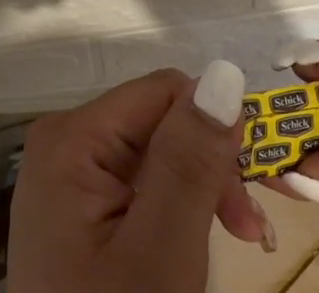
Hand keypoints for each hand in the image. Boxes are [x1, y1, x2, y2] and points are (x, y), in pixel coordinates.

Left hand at [7, 62, 275, 292]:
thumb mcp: (161, 247)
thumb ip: (189, 160)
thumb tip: (223, 72)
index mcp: (72, 137)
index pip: (164, 92)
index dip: (216, 130)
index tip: (254, 191)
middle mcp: (64, 141)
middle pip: (160, 121)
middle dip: (211, 167)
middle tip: (250, 232)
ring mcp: (68, 174)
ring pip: (157, 152)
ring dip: (201, 191)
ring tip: (237, 241)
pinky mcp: (78, 205)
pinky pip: (139, 183)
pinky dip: (176, 208)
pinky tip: (194, 243)